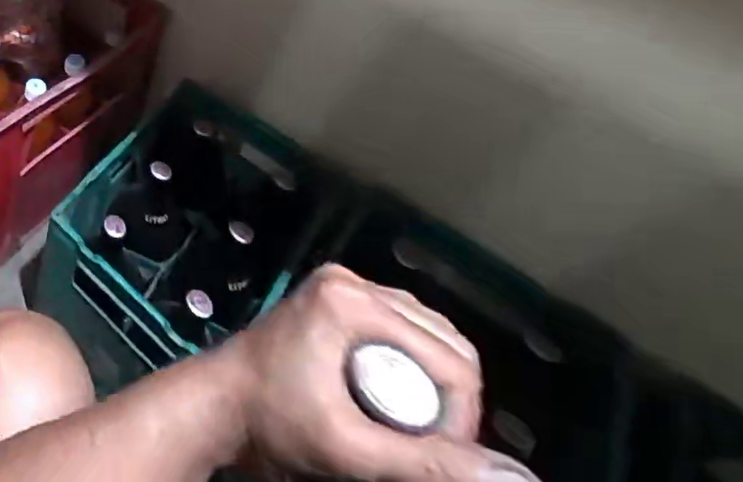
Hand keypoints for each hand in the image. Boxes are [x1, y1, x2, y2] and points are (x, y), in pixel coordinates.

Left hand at [218, 263, 539, 481]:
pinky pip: (404, 331)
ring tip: (404, 421)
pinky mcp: (336, 302)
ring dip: (433, 384)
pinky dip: (413, 366)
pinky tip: (390, 397)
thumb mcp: (354, 449)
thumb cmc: (274, 418)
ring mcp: (340, 288)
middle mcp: (346, 281)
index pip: (454, 361)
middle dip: (449, 398)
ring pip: (429, 336)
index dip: (460, 418)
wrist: (220, 400)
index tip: (429, 452)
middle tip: (420, 439)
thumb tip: (522, 479)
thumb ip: (432, 464)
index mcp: (348, 299)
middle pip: (446, 343)